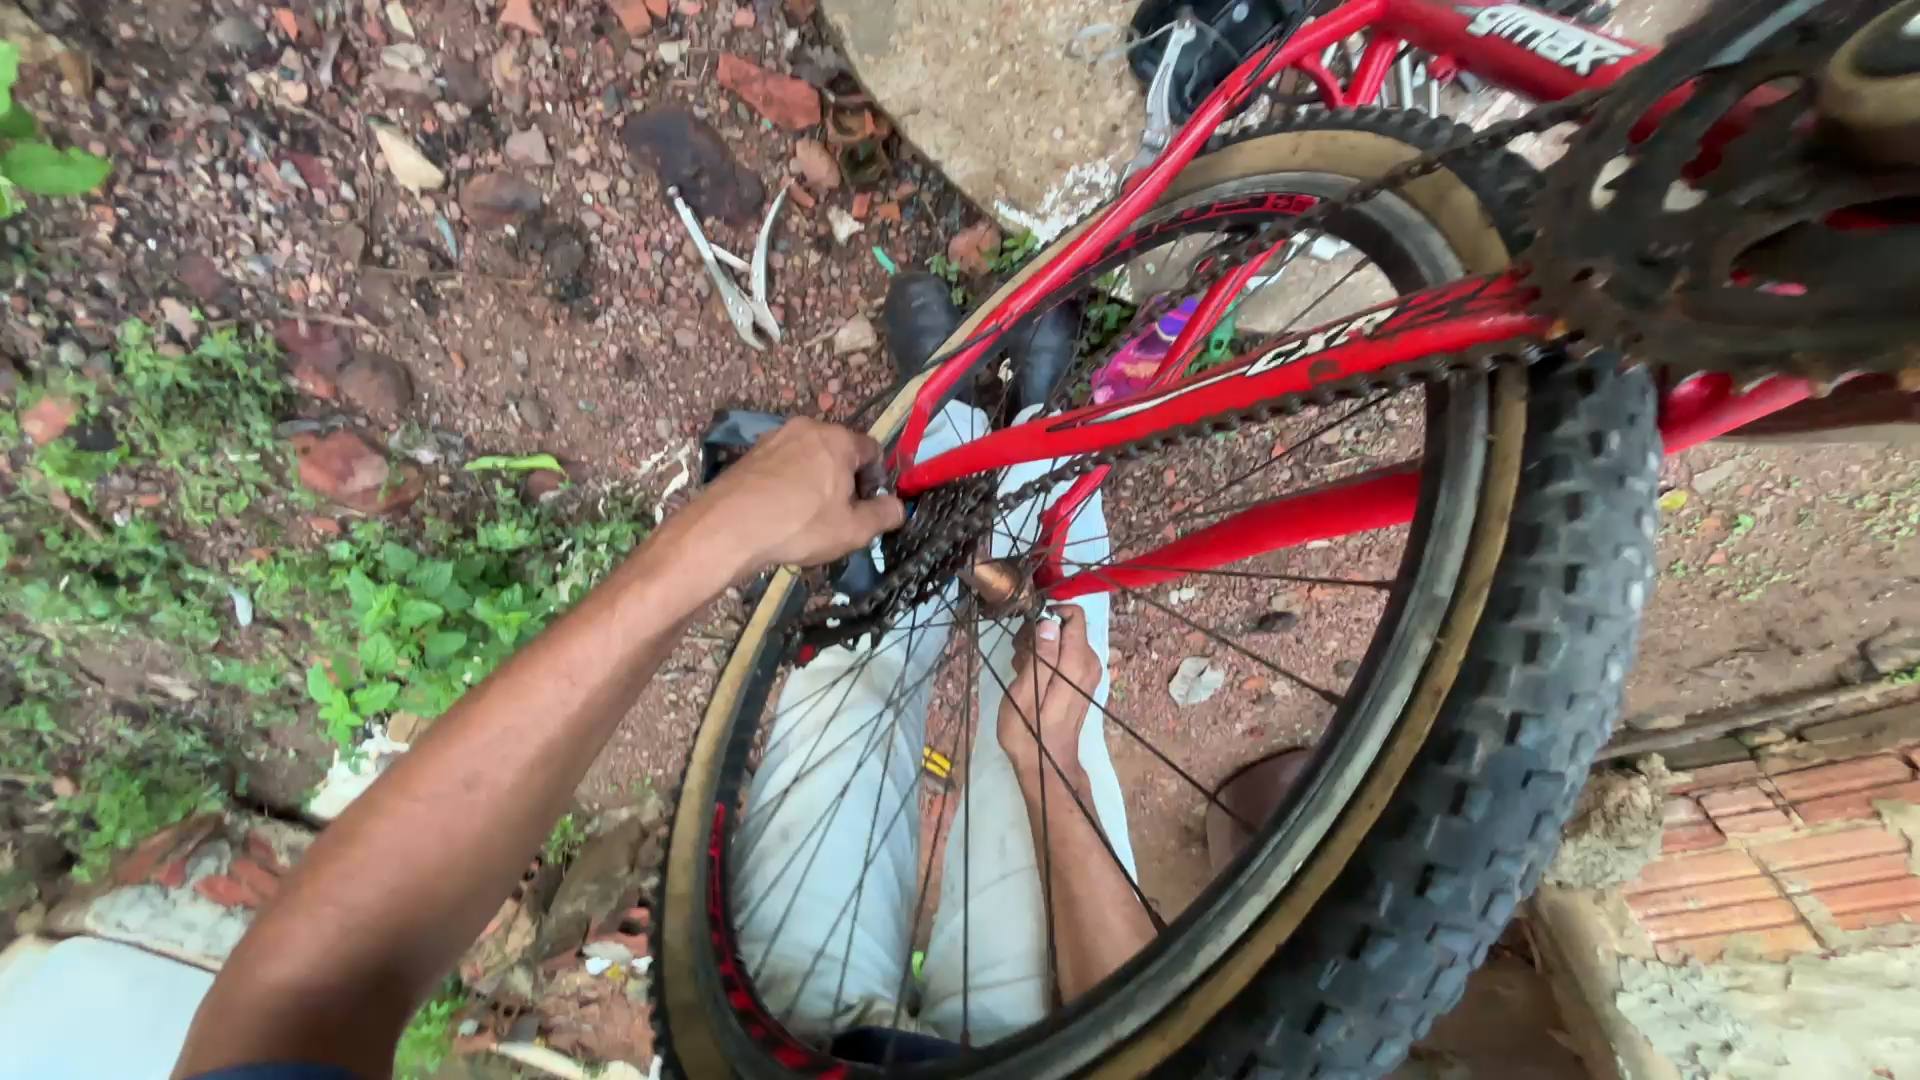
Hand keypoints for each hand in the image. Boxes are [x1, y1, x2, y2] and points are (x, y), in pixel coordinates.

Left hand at [686, 417, 905, 574]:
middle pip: (840, 453)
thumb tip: (898, 506)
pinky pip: (784, 466)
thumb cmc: (800, 525)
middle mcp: (808, 428)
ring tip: (807, 518)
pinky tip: (781, 513)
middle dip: (845, 481)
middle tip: (838, 516)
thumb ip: (885, 515)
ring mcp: (775, 438)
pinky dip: (790, 485)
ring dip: (817, 483)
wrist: (728, 528)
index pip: (873, 451)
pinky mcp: (751, 453)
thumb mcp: (854, 529)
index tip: (866, 508)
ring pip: (810, 459)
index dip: (876, 481)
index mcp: (839, 439)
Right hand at [998, 606, 1102, 788]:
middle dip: (1039, 632)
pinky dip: (1045, 657)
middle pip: (1066, 625)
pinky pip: (1064, 653)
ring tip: (1022, 668)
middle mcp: (1089, 663)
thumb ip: (1040, 656)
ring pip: (1062, 638)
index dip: (1049, 614)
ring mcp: (1088, 672)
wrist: (1046, 764)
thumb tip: (1049, 623)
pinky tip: (1031, 675)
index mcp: (1076, 663)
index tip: (1027, 630)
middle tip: (1019, 655)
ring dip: (1039, 646)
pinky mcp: (1082, 679)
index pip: (1075, 615)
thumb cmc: (1029, 731)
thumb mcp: (1025, 693)